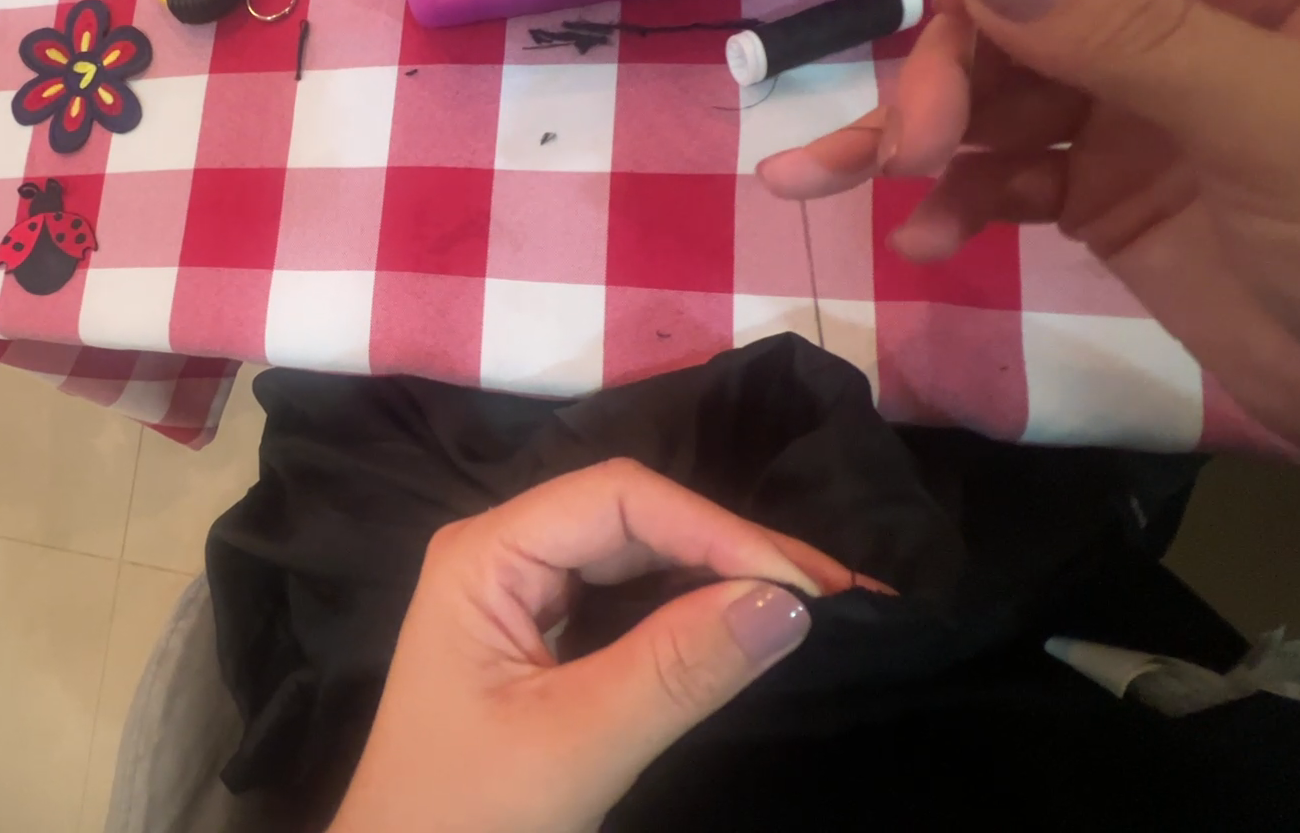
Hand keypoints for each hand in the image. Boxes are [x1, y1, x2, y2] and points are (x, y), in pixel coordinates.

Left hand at [326, 459, 870, 832]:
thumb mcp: (571, 745)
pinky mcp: (540, 622)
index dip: (712, 527)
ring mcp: (519, 583)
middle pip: (624, 513)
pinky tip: (743, 617)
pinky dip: (687, 603)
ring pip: (629, 548)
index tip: (806, 586)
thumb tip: (786, 604)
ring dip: (716, 569)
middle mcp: (501, 547)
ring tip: (813, 602)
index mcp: (485, 552)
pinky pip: (622, 592)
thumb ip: (674, 670)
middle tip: (836, 593)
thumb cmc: (463, 816)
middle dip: (726, 545)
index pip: (612, 498)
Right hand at [756, 0, 1299, 452]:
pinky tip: (924, 240)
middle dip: (946, 67)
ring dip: (905, 135)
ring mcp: (1132, 94)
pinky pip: (992, 168)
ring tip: (821, 182)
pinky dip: (946, 203)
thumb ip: (1133, 36)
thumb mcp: (1276, 125)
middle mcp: (1198, 3)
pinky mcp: (1090, 174)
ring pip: (986, 84)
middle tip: (909, 145)